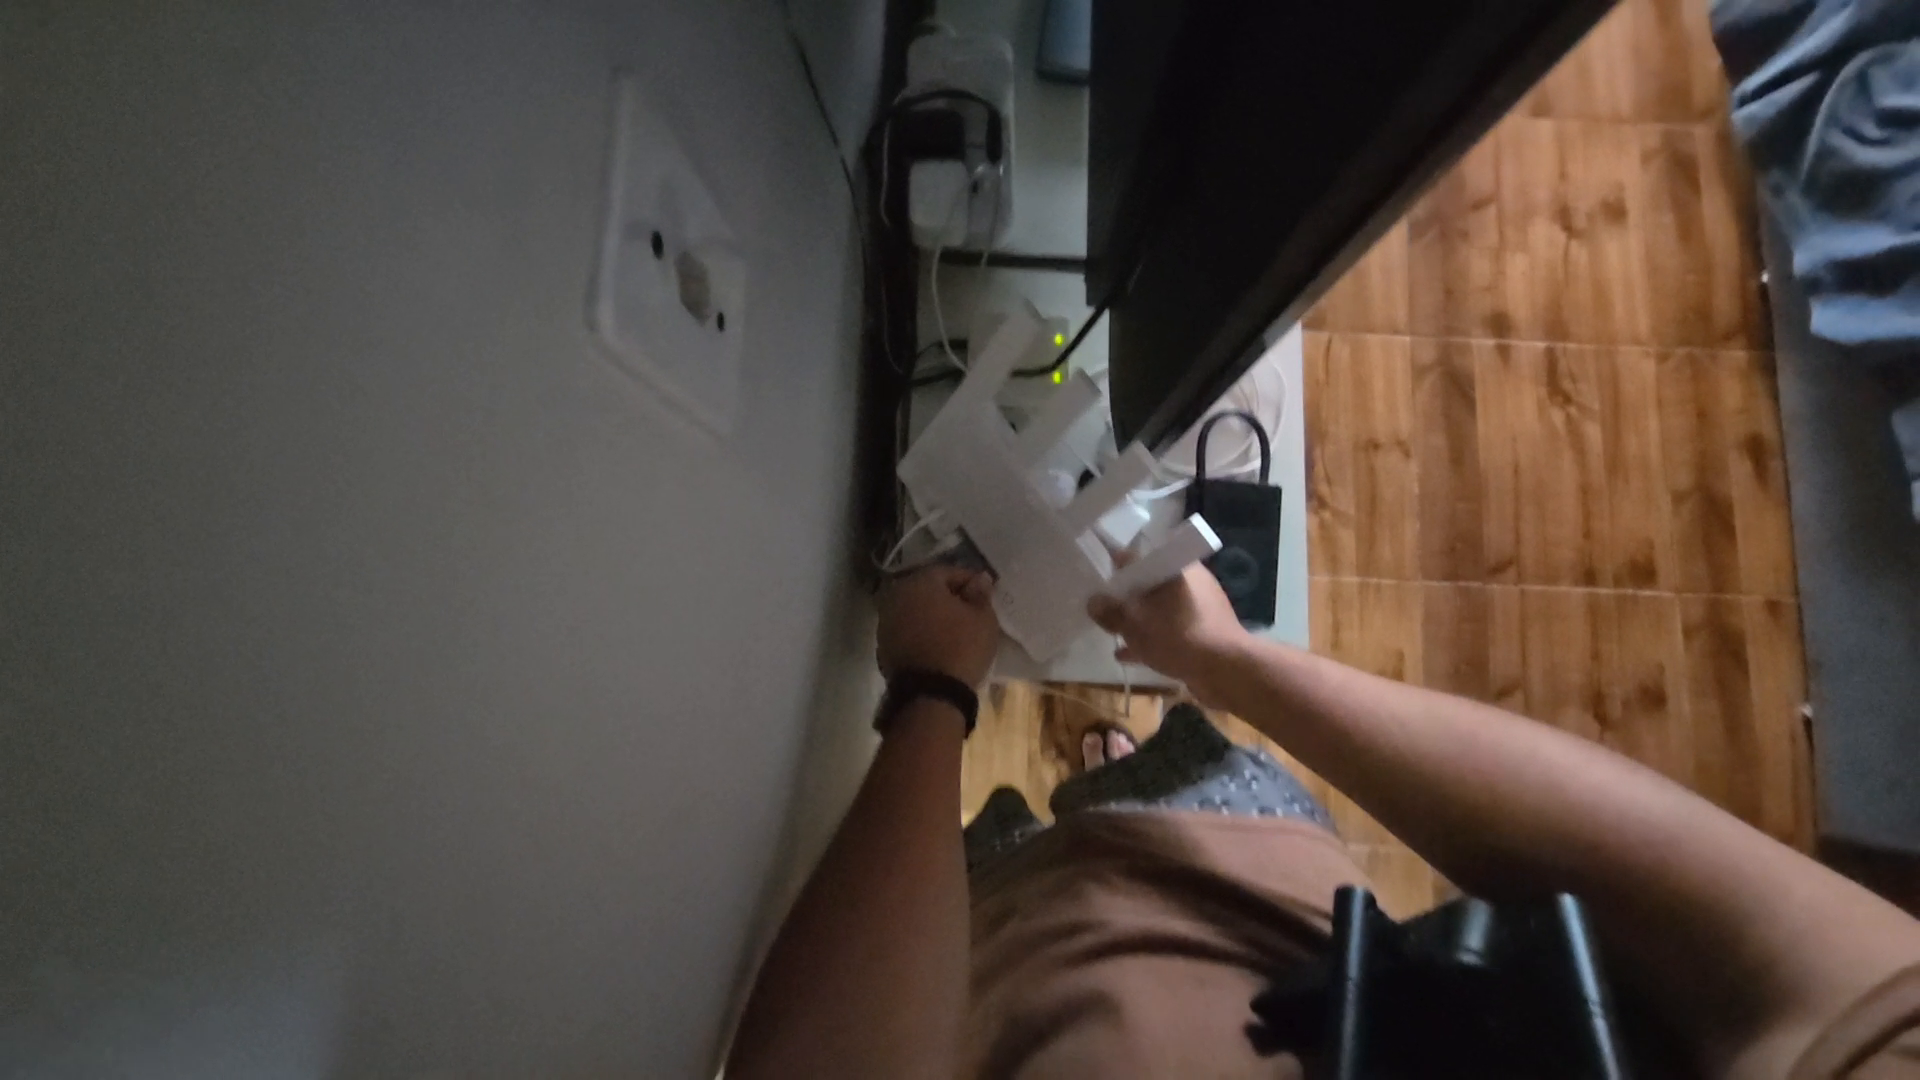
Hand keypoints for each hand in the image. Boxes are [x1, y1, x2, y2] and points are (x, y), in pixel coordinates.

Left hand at [877, 564, 1000, 687]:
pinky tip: (938, 644)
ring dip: (933, 616)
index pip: (948, 572)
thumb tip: (980, 579)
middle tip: (970, 611)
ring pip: (915, 611)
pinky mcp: (883, 647)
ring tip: (955, 630)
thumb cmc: (961, 648)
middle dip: (948, 597)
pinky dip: (921, 633)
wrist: (930, 695)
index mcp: (919, 582)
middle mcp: (896, 596)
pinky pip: (907, 631)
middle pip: (927, 590)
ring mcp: (885, 622)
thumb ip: (980, 594)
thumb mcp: (983, 619)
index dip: (969, 581)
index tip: (984, 593)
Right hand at [1088, 561, 1250, 706]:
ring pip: (1160, 610)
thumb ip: (1110, 612)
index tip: (1100, 580)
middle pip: (1150, 585)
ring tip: (1114, 635)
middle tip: (1105, 610)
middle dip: (1127, 598)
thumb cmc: (1177, 635)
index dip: (1117, 568)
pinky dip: (1152, 639)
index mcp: (1177, 567)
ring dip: (1138, 621)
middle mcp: (1192, 582)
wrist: (1225, 670)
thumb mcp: (1133, 623)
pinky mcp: (1205, 633)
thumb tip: (1093, 602)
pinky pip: (1171, 630)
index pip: (1141, 558)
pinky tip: (1129, 655)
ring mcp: (1201, 608)